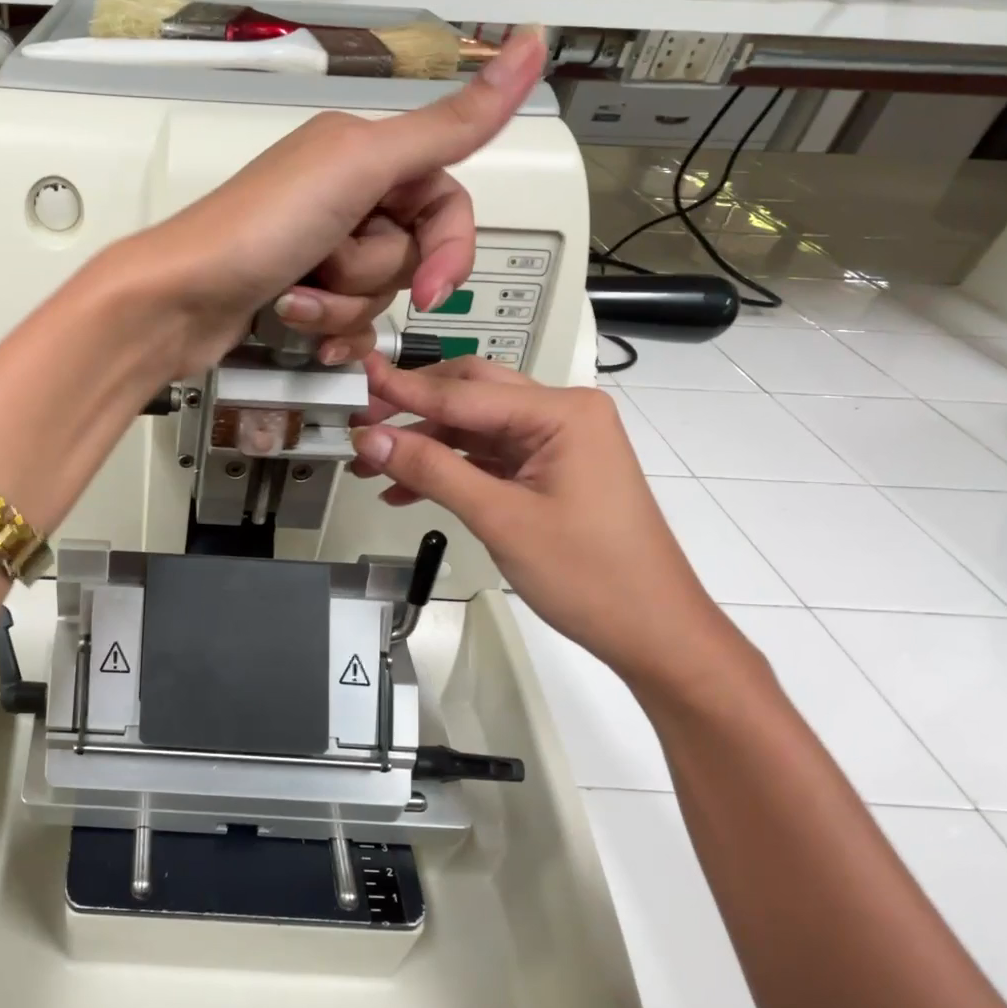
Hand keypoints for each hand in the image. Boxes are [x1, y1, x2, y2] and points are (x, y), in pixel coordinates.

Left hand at [113, 25, 547, 379]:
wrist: (176, 303)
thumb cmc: (251, 232)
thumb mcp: (360, 168)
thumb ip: (449, 126)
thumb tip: (529, 46)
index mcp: (363, 156)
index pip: (446, 201)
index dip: (448, 248)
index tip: (436, 286)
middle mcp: (342, 199)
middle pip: (410, 253)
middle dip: (372, 275)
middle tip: (328, 266)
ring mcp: (317, 251)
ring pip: (376, 293)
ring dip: (339, 305)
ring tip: (293, 294)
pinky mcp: (298, 296)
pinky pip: (345, 323)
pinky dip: (326, 331)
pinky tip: (295, 323)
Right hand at [350, 355, 737, 686]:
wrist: (650, 629)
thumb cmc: (590, 574)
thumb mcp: (501, 519)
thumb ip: (433, 471)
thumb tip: (372, 440)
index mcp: (562, 413)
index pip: (463, 394)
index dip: (402, 390)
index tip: (356, 377)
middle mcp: (561, 416)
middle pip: (469, 395)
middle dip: (411, 409)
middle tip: (359, 421)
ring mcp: (555, 445)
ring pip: (472, 429)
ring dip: (423, 444)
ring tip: (370, 465)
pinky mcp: (548, 473)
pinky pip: (485, 458)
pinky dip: (446, 470)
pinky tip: (404, 492)